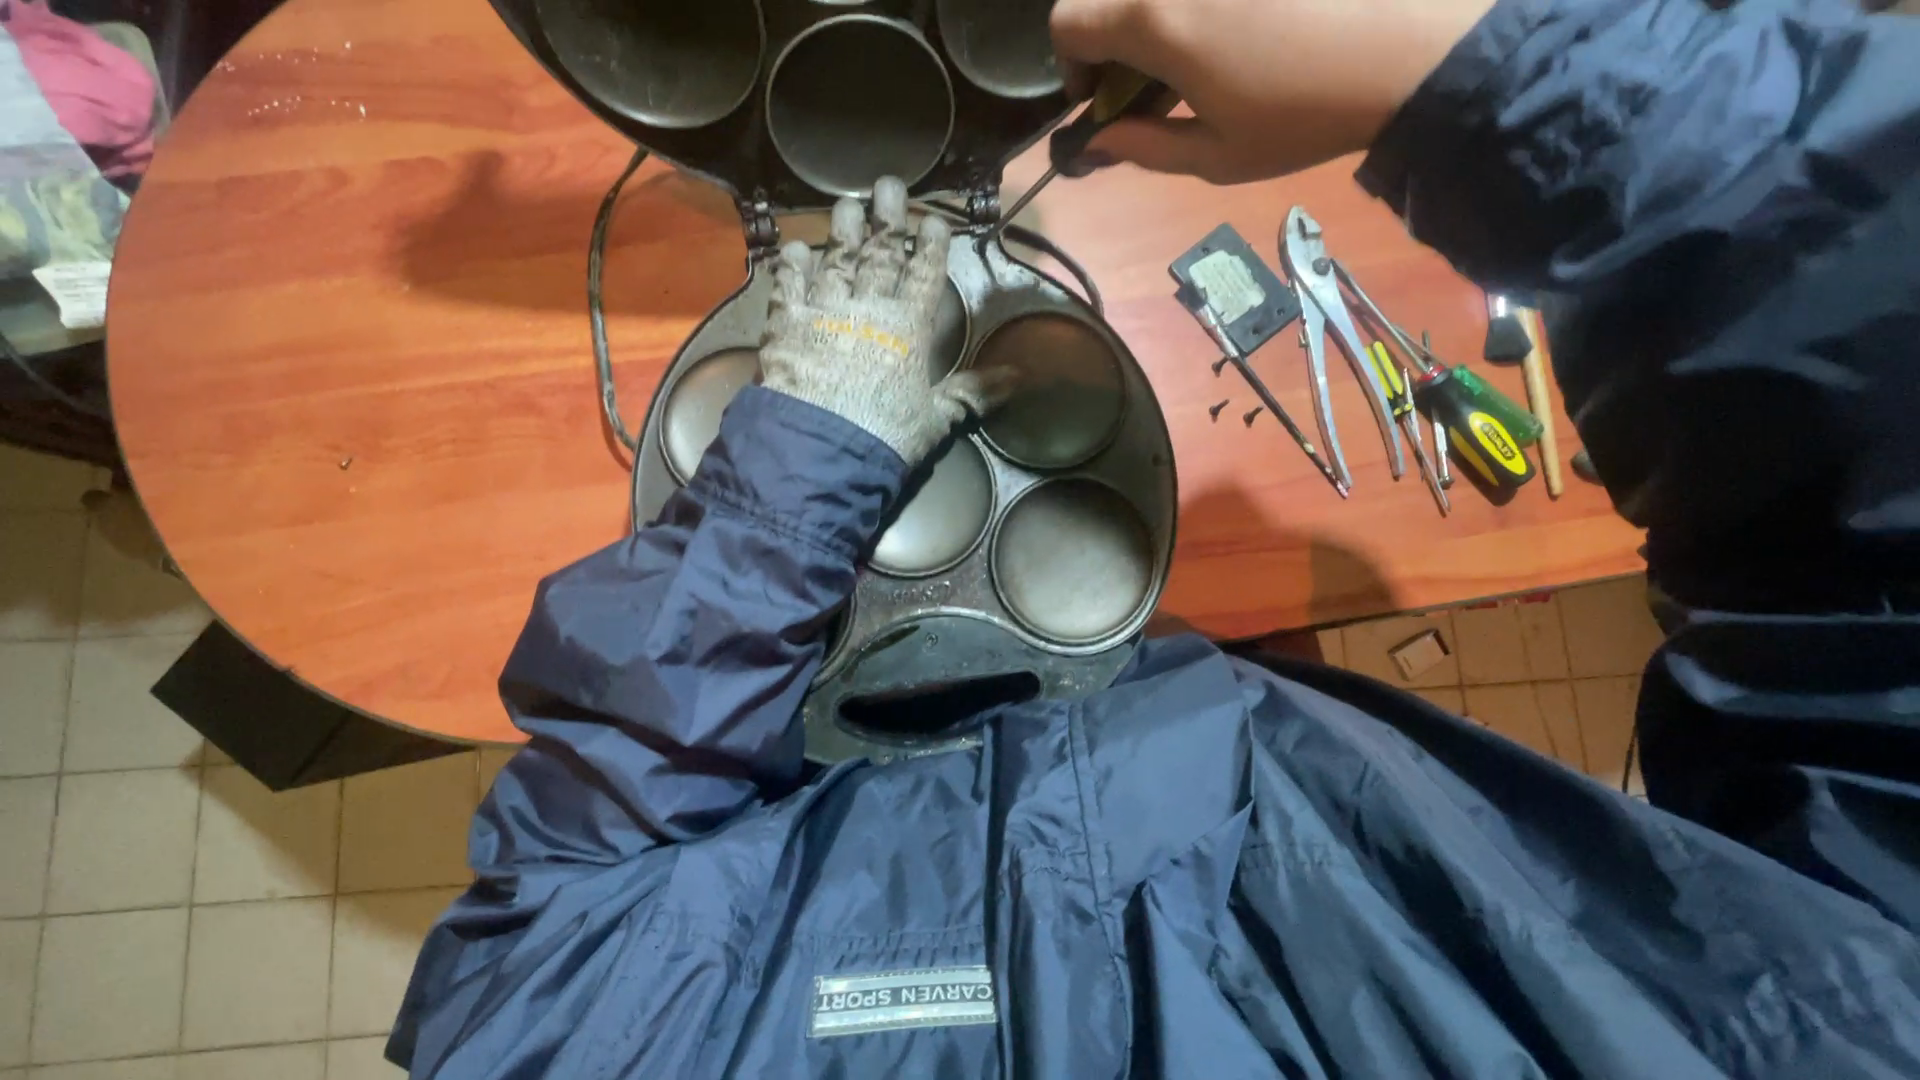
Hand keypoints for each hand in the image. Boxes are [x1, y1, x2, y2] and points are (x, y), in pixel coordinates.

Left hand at [759, 178, 1007, 466]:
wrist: (821, 449)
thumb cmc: (886, 435)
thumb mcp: (936, 419)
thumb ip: (973, 393)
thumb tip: (1020, 378)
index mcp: (908, 328)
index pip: (923, 276)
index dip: (930, 247)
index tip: (933, 220)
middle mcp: (867, 308)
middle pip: (880, 254)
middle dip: (887, 219)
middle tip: (888, 185)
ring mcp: (824, 311)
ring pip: (836, 259)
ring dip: (842, 231)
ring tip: (846, 205)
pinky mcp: (785, 324)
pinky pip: (789, 286)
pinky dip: (792, 266)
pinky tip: (795, 248)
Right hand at [1050, 0, 1495, 183]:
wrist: (1412, 50)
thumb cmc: (1303, 116)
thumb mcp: (1215, 156)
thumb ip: (1141, 147)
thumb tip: (1096, 141)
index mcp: (1153, 20)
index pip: (1067, 23)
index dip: (1071, 67)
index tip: (1101, 96)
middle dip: (1109, 40)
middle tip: (1149, 78)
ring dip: (1154, 20)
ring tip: (1200, 54)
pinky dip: (1197, 12)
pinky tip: (1238, 30)